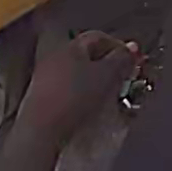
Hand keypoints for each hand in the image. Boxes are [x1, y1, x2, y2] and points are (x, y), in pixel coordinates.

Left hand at [16, 30, 139, 149]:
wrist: (40, 133)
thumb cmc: (77, 96)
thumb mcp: (109, 74)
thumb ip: (123, 58)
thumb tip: (132, 47)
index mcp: (70, 47)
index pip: (99, 37)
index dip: (119, 46)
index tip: (132, 60)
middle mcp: (54, 58)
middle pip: (88, 55)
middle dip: (108, 63)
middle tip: (123, 76)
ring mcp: (44, 79)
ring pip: (78, 72)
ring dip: (96, 79)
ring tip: (110, 92)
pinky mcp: (39, 99)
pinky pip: (68, 87)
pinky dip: (82, 91)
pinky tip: (90, 104)